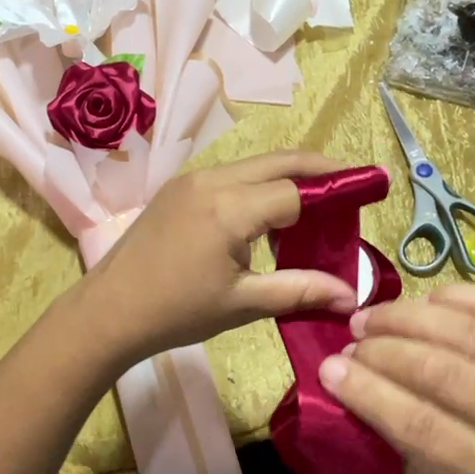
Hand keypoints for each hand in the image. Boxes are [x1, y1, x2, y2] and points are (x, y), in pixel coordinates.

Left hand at [79, 151, 358, 360]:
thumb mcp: (243, 304)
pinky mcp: (177, 190)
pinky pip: (229, 176)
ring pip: (253, 166)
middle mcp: (211, 181)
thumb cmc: (176, 312)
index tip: (366, 196)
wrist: (108, 311)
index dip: (334, 194)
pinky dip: (258, 186)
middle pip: (278, 161)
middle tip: (350, 184)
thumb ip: (300, 290)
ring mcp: (190, 181)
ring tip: (315, 204)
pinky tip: (268, 216)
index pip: (297, 191)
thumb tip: (353, 295)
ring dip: (286, 177)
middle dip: (318, 168)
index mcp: (229, 208)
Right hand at [319, 284, 474, 473]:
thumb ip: (387, 434)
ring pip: (466, 333)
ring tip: (368, 319)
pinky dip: (452, 296)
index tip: (329, 370)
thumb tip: (339, 381)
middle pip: (446, 373)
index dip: (371, 394)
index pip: (425, 427)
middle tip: (349, 344)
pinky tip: (418, 302)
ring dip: (406, 319)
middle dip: (384, 353)